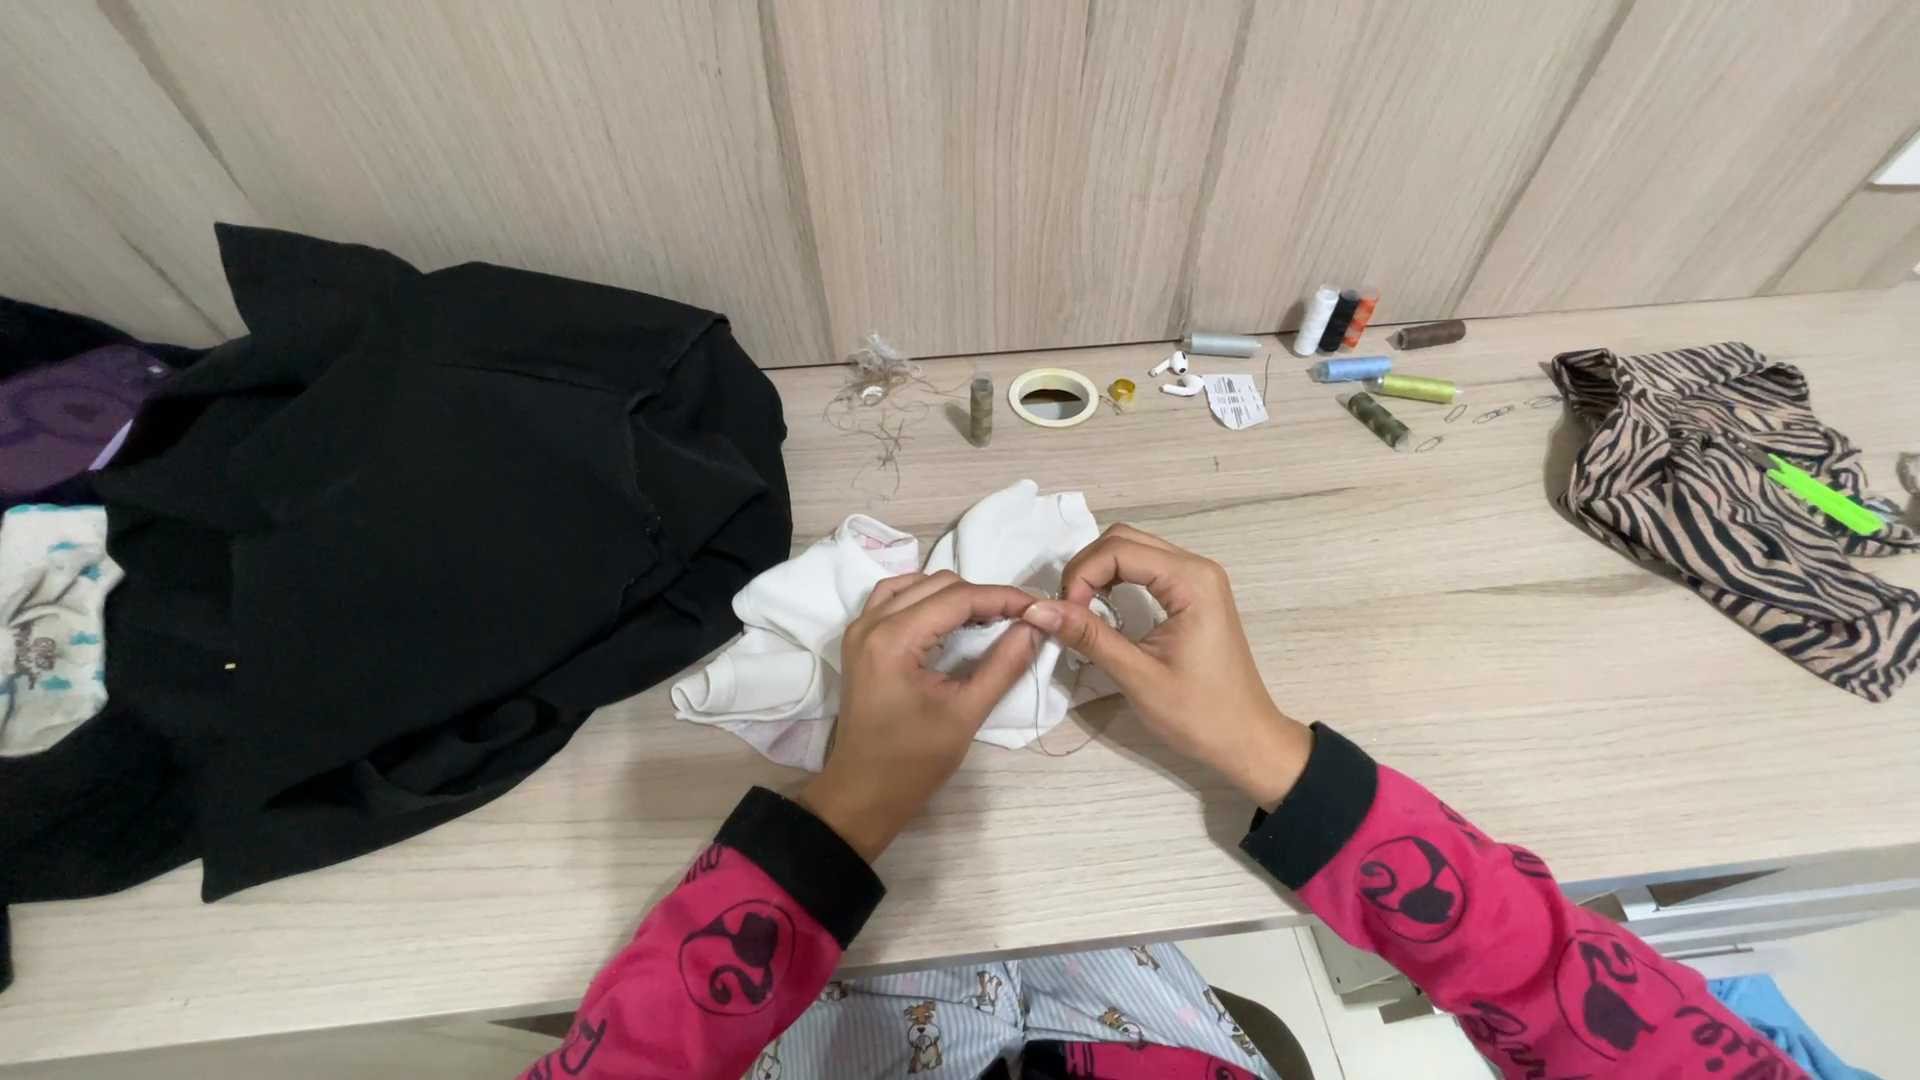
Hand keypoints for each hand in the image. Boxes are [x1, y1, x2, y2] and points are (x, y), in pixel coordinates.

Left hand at [799, 570, 1041, 860]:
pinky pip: (893, 596)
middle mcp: (872, 622)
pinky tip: (948, 616)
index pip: (958, 598)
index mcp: (894, 639)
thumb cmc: (914, 761)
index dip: (1002, 598)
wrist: (862, 792)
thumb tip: (1036, 627)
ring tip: (986, 619)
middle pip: (938, 584)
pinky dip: (924, 597)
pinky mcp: (859, 638)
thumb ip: (1004, 665)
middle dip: (982, 596)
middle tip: (1017, 619)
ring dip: (953, 594)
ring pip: (916, 584)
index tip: (1036, 608)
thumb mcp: (966, 714)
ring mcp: (860, 628)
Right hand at [1021, 525, 1312, 808]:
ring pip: (1131, 548)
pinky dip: (1115, 578)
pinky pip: (1144, 567)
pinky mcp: (1192, 592)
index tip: (1064, 616)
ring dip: (1098, 572)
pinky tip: (1103, 607)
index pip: (1118, 550)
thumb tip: (1037, 609)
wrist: (1247, 739)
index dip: (1082, 576)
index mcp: (1191, 580)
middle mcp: (1196, 567)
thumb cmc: (1199, 713)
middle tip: (1067, 610)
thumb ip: (1089, 636)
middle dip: (1086, 568)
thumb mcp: (1137, 676)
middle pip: (1123, 540)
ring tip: (1080, 610)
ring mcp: (1196, 578)